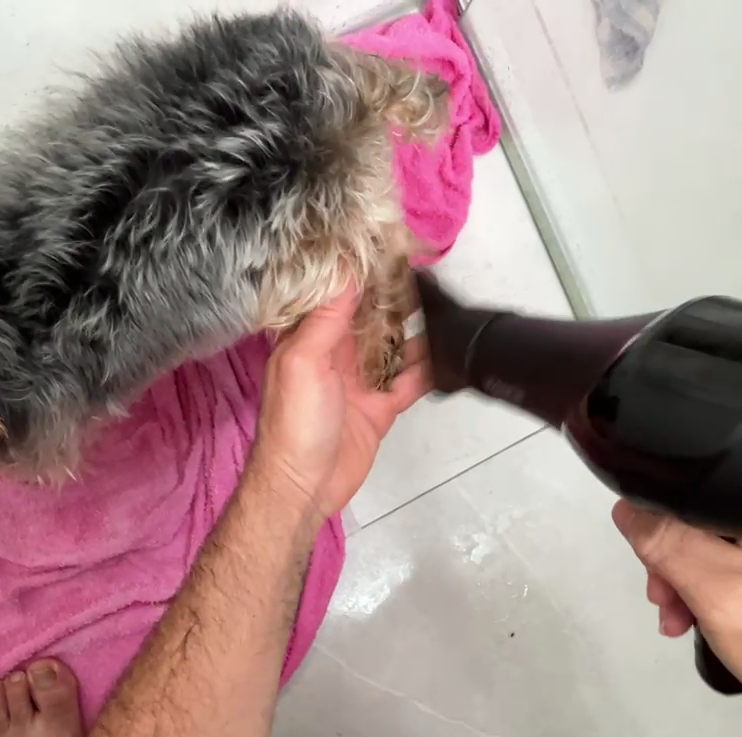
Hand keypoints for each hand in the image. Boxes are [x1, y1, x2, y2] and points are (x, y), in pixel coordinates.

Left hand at [254, 288, 429, 522]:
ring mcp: (360, 381)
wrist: (305, 486)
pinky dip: (428, 369)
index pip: (336, 295)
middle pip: (370, 317)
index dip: (359, 272)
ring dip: (416, 329)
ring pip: (394, 346)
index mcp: (309, 339)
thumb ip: (325, 319)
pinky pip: (409, 381)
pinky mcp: (380, 407)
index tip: (387, 246)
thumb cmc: (293, 427)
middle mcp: (335, 355)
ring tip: (444, 304)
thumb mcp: (302, 363)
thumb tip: (346, 273)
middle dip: (394, 296)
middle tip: (425, 270)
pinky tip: (448, 353)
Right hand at [612, 500, 741, 736]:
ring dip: (686, 581)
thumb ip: (669, 545)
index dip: (664, 526)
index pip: (705, 493)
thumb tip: (628, 507)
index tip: (653, 569)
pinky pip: (739, 564)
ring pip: (719, 546)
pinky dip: (711, 589)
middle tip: (666, 604)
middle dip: (674, 563)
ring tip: (679, 620)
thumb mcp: (719, 592)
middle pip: (708, 522)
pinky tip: (700, 616)